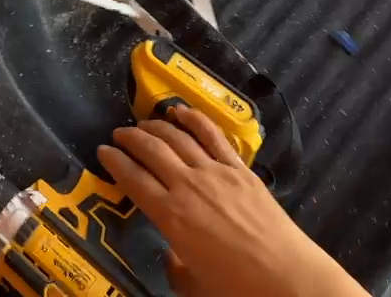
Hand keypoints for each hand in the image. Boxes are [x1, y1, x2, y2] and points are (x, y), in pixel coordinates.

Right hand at [97, 109, 363, 296]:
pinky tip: (181, 112)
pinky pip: (211, 135)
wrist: (287, 279)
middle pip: (151, 150)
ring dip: (156, 125)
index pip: (133, 179)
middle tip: (118, 133)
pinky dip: (193, 119)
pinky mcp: (238, 167)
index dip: (114, 162)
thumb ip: (176, 269)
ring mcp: (214, 171)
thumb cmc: (237, 289)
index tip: (103, 150)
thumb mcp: (195, 286)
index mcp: (171, 216)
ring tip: (144, 122)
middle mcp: (188, 185)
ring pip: (177, 137)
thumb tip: (170, 255)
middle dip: (130, 137)